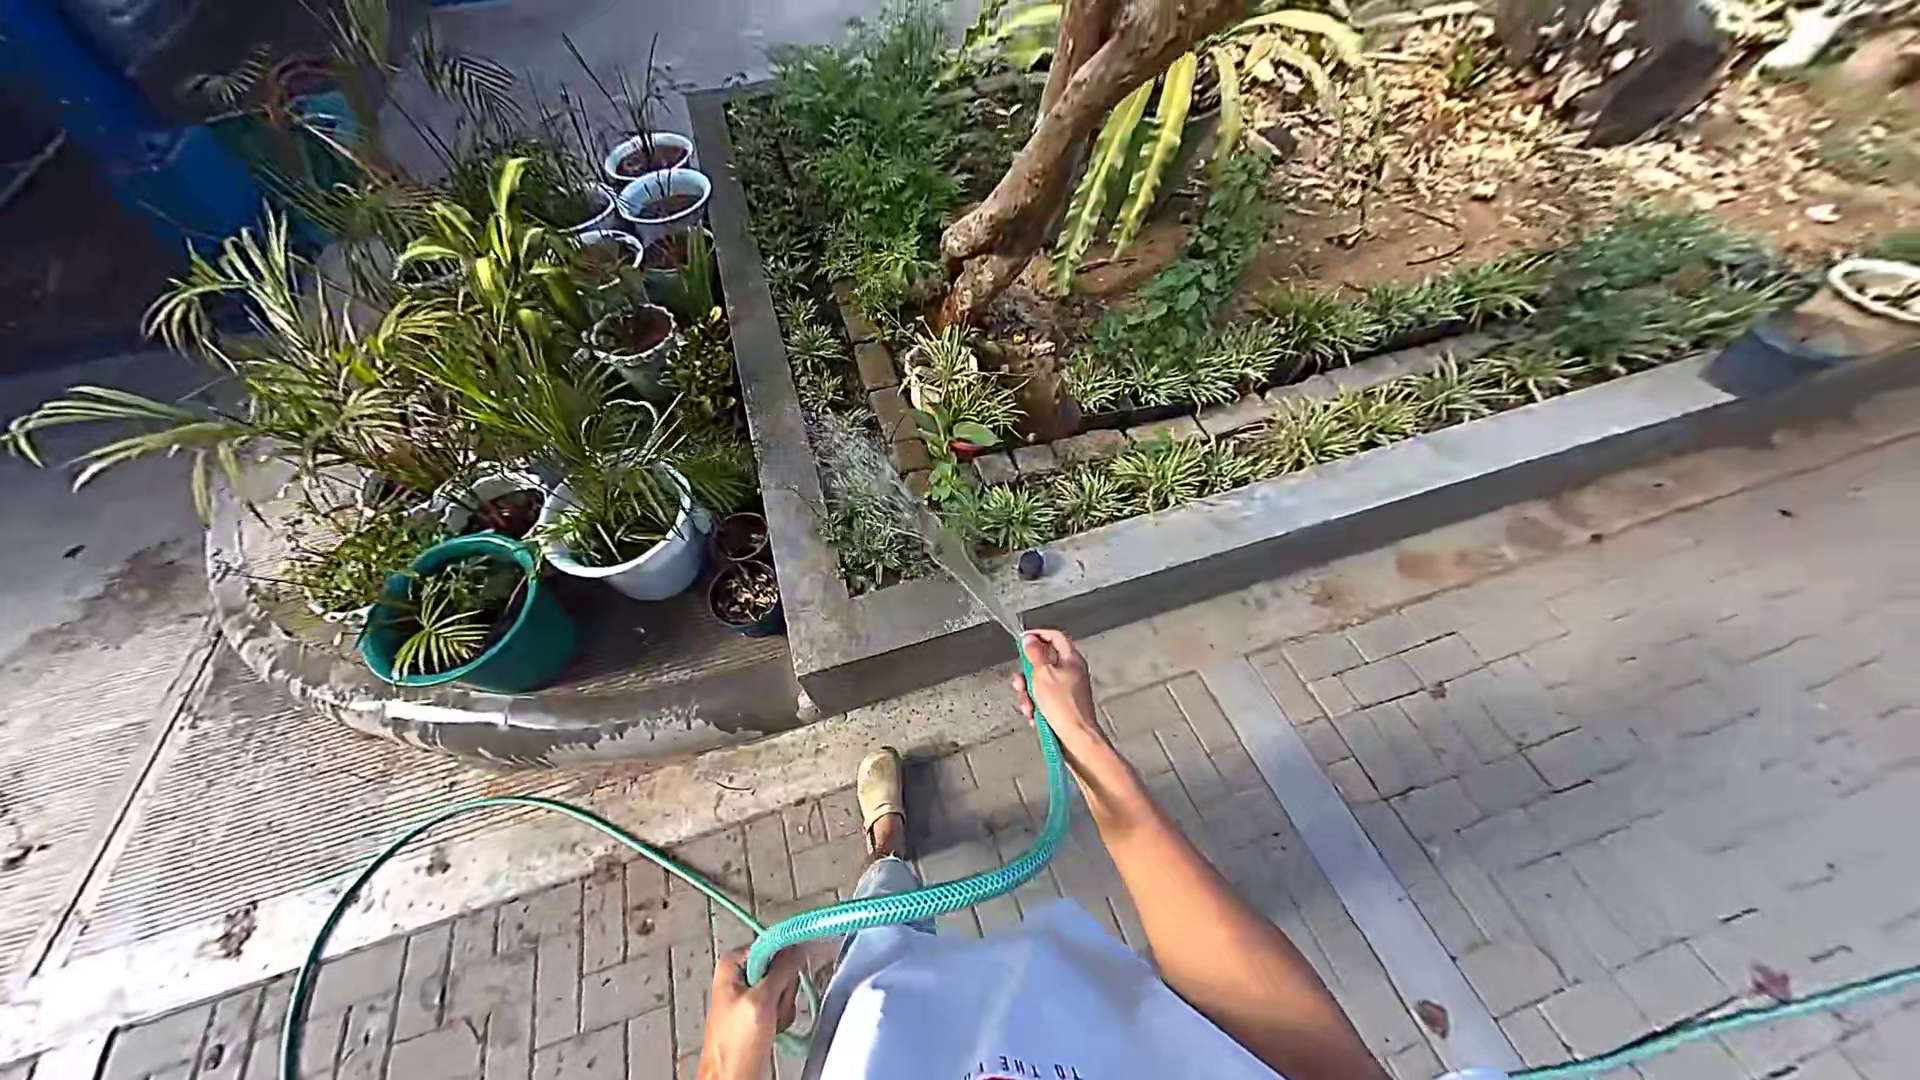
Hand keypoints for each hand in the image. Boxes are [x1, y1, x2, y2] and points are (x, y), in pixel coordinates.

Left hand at [697, 946, 802, 1079]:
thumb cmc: (735, 1047)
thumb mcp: (761, 1001)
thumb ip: (781, 969)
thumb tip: (797, 944)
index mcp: (732, 963)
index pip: (772, 943)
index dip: (783, 961)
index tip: (785, 978)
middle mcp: (740, 973)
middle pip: (779, 964)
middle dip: (783, 987)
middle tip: (772, 1006)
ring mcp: (749, 992)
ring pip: (783, 983)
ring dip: (784, 1004)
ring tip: (770, 1021)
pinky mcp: (757, 1009)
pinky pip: (781, 1000)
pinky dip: (782, 1014)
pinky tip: (773, 1027)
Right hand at [1011, 629, 1109, 762]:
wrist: (1075, 738)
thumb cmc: (1063, 705)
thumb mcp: (1042, 673)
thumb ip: (1034, 653)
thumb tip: (1029, 638)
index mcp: (1071, 659)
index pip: (1055, 636)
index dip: (1038, 634)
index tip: (1023, 639)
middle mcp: (1072, 672)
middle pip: (1044, 662)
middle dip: (1027, 673)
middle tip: (1021, 682)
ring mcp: (1068, 690)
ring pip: (1040, 683)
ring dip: (1028, 693)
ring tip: (1029, 705)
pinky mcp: (1063, 706)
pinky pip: (1043, 699)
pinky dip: (1036, 706)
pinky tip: (1034, 715)